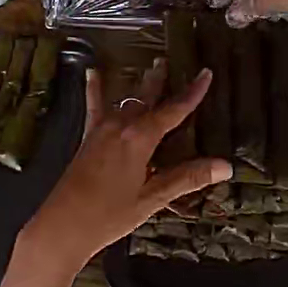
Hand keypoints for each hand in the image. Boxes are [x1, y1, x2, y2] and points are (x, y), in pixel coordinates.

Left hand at [18, 58, 230, 270]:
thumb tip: (225, 166)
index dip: (192, 92)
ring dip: (141, 85)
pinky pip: (95, 106)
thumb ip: (187, 178)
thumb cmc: (109, 215)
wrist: (62, 225)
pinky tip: (92, 72)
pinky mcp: (89, 137)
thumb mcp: (152, 198)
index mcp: (139, 138)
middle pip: (147, 97)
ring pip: (127, 99)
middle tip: (175, 61)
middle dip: (162, 80)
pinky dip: (96, 89)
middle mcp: (121, 125)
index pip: (173, 110)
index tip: (206, 72)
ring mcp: (101, 129)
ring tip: (152, 67)